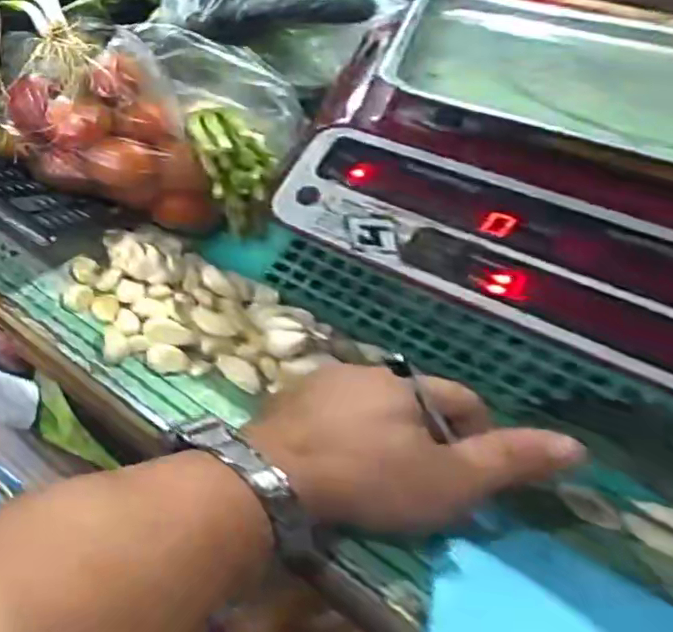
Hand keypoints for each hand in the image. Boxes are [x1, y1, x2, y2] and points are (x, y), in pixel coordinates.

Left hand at [243, 363, 583, 533]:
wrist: (275, 472)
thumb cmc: (370, 475)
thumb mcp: (456, 477)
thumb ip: (510, 458)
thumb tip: (571, 443)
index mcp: (396, 381)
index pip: (463, 398)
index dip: (480, 437)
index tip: (468, 473)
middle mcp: (352, 369)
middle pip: (414, 401)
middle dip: (432, 437)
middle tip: (428, 477)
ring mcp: (312, 381)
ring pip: (371, 405)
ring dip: (388, 434)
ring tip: (385, 472)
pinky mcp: (286, 398)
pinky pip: (334, 411)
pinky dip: (348, 432)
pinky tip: (343, 460)